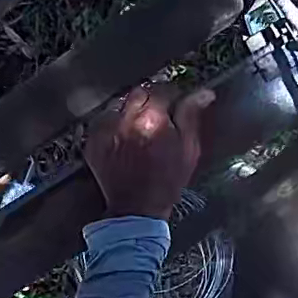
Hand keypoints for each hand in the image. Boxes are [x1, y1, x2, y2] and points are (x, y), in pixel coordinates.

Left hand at [84, 83, 214, 219]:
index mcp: (152, 119)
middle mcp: (125, 120)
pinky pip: (104, 120)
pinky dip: (114, 124)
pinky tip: (124, 137)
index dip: (172, 96)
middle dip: (150, 100)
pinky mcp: (93, 141)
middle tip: (159, 116)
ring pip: (120, 104)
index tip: (175, 104)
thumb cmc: (166, 180)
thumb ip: (191, 115)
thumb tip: (203, 93)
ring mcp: (106, 130)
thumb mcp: (188, 148)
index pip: (162, 90)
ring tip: (140, 128)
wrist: (138, 208)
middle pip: (139, 93)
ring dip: (130, 110)